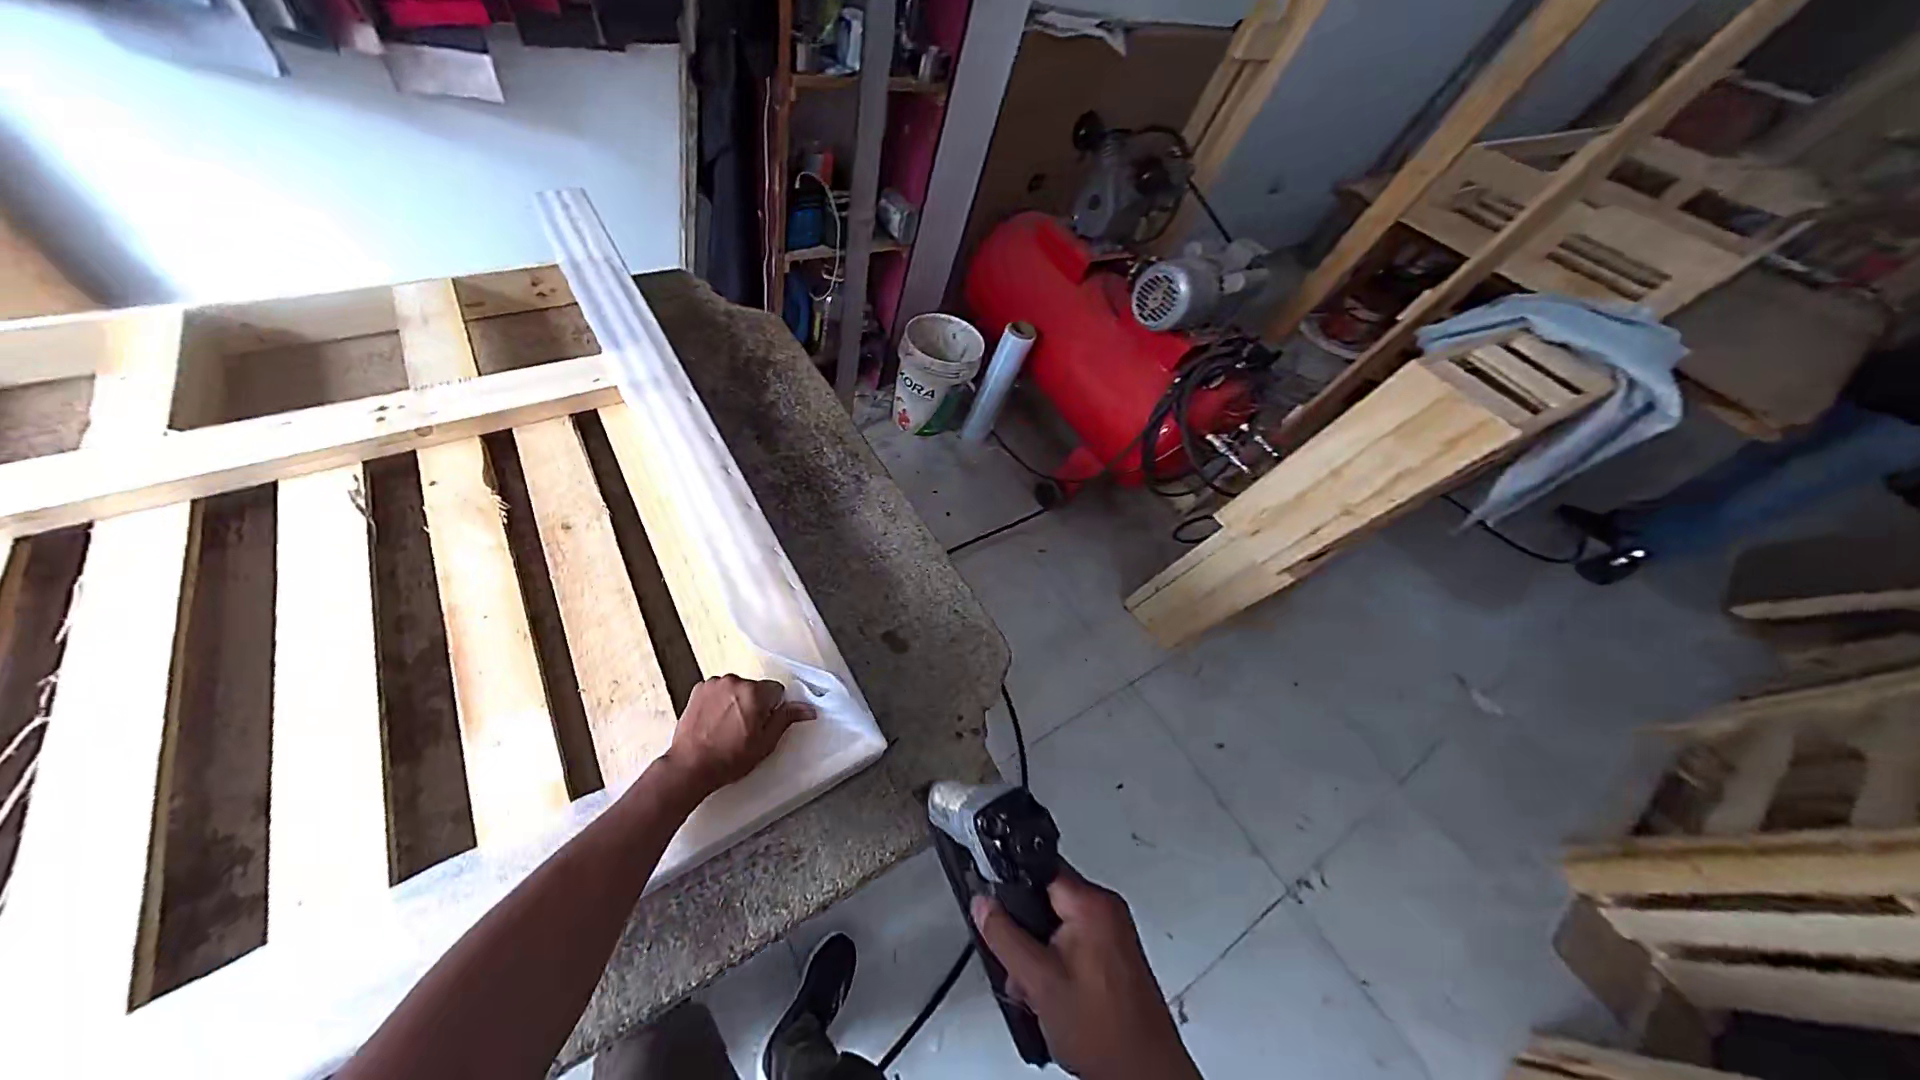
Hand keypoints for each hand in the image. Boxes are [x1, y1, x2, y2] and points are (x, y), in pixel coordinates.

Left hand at [659, 675, 814, 798]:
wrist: (690, 767)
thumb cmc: (726, 759)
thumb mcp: (765, 743)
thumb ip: (787, 719)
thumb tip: (806, 709)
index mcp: (755, 693)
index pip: (776, 690)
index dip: (772, 709)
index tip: (763, 724)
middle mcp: (735, 682)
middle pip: (756, 688)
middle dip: (754, 704)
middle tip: (744, 730)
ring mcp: (715, 685)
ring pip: (737, 689)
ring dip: (735, 702)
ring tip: (727, 728)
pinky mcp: (699, 690)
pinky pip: (719, 690)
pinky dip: (719, 702)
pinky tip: (715, 722)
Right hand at [972, 868, 1200, 1079]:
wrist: (1142, 1074)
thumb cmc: (1107, 1033)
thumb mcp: (1038, 979)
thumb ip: (1004, 935)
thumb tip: (983, 905)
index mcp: (1092, 903)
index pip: (1040, 870)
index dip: (1013, 890)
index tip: (998, 909)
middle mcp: (1108, 910)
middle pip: (1048, 899)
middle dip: (1026, 932)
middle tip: (1019, 964)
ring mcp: (1115, 933)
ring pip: (1059, 925)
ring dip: (1039, 952)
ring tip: (1036, 988)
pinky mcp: (1116, 955)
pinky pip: (1075, 943)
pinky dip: (1058, 962)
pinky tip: (1052, 994)